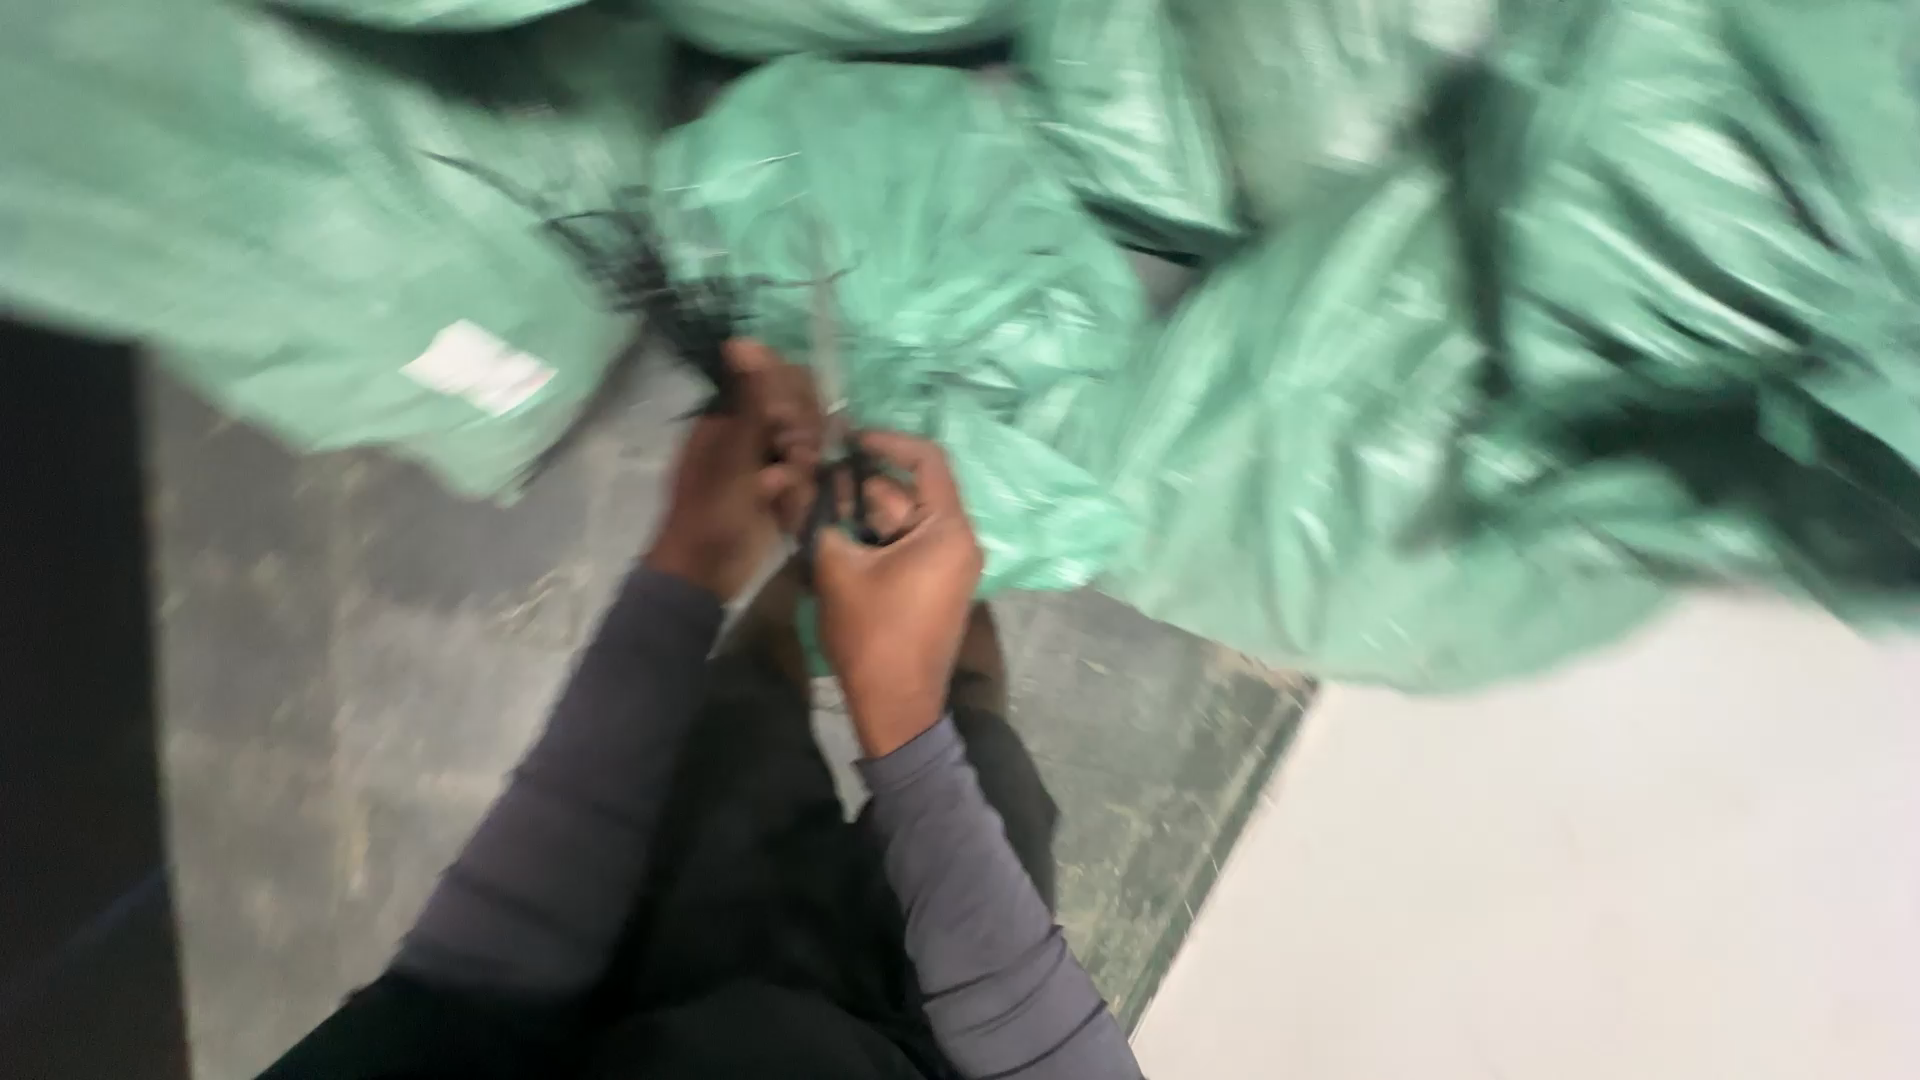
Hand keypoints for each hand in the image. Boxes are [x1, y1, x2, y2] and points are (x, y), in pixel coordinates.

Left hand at [643, 340, 820, 599]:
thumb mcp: (734, 454)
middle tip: (781, 475)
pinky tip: (786, 514)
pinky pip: (809, 481)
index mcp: (733, 415)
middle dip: (800, 447)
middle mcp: (754, 432)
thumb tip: (741, 339)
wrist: (706, 573)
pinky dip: (800, 498)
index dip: (795, 405)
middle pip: (802, 416)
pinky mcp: (783, 491)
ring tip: (779, 499)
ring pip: (810, 451)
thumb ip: (751, 401)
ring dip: (800, 477)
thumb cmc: (711, 512)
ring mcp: (770, 462)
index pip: (783, 383)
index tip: (789, 434)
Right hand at [813, 431, 982, 756]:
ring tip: (814, 518)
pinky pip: (905, 545)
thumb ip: (812, 514)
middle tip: (810, 487)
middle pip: (905, 493)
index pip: (927, 460)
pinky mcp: (935, 584)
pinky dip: (873, 540)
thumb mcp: (835, 567)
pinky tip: (834, 546)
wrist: (896, 708)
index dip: (886, 442)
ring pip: (899, 521)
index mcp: (948, 529)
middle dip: (856, 489)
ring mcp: (949, 564)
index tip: (847, 441)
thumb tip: (784, 475)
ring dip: (858, 517)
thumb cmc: (872, 635)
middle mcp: (958, 540)